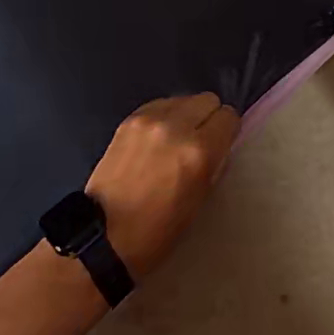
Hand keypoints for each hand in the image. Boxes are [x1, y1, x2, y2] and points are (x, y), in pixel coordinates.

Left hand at [85, 93, 238, 277]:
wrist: (105, 235)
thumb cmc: (159, 230)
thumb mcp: (200, 201)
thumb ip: (214, 164)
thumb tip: (220, 143)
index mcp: (198, 152)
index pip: (228, 117)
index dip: (228, 131)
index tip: (222, 143)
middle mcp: (175, 127)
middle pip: (207, 99)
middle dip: (209, 118)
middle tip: (201, 140)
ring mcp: (149, 120)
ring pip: (183, 98)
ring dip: (186, 115)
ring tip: (176, 140)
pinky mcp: (129, 120)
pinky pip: (159, 104)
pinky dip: (165, 116)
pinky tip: (158, 138)